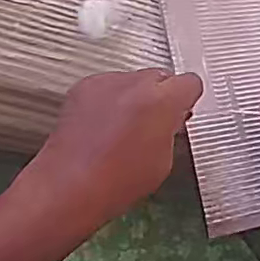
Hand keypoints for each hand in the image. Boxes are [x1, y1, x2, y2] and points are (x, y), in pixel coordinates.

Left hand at [31, 69, 202, 214]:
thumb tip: (169, 122)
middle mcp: (134, 84)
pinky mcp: (84, 87)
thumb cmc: (116, 181)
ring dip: (133, 97)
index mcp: (162, 101)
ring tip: (123, 129)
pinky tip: (103, 126)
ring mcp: (107, 82)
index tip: (183, 108)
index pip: (189, 82)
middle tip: (153, 123)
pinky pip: (107, 86)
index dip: (187, 98)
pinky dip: (109, 100)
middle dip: (159, 96)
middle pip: (160, 77)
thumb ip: (171, 130)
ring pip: (132, 80)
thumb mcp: (163, 161)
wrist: (70, 184)